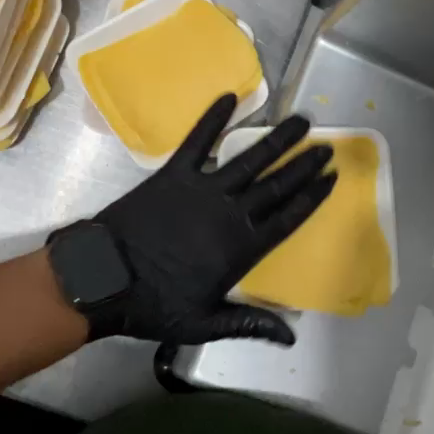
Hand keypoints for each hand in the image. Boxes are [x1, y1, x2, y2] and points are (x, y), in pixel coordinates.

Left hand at [78, 93, 336, 344]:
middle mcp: (229, 214)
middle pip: (276, 184)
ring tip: (300, 121)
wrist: (102, 281)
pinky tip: (230, 97)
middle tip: (326, 146)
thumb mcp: (203, 323)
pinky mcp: (172, 174)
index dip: (311, 197)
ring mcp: (202, 190)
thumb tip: (291, 336)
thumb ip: (249, 324)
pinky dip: (213, 119)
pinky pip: (196, 141)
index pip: (287, 217)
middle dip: (303, 165)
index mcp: (240, 249)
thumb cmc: (152, 305)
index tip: (331, 178)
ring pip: (249, 159)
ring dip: (276, 139)